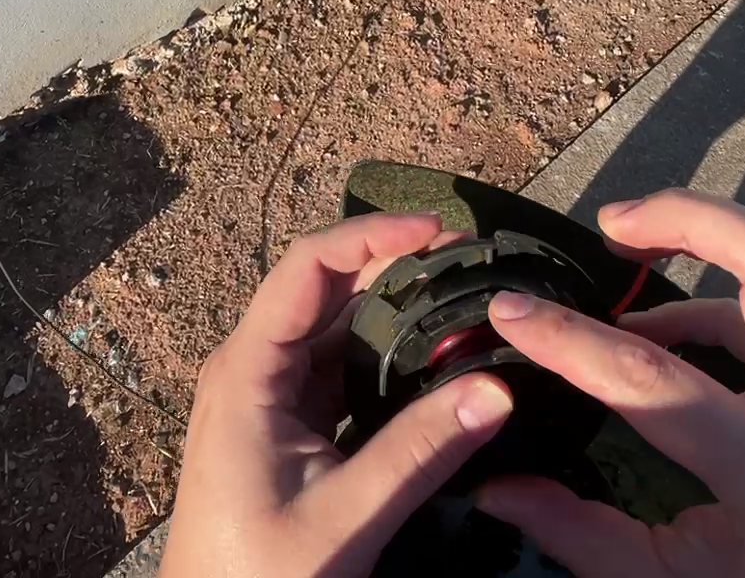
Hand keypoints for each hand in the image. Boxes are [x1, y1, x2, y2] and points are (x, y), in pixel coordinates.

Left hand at [160, 213, 514, 577]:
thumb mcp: (344, 518)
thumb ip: (420, 452)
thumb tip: (497, 388)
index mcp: (248, 368)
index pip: (307, 267)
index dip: (370, 235)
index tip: (432, 227)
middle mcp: (255, 362)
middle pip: (326, 286)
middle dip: (393, 262)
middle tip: (462, 257)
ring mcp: (271, 388)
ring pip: (336, 323)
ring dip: (394, 305)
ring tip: (456, 292)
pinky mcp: (289, 415)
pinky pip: (340, 362)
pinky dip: (385, 349)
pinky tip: (429, 349)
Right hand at [476, 190, 744, 577]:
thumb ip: (580, 534)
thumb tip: (495, 488)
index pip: (657, 382)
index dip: (571, 339)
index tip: (511, 310)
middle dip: (685, 216)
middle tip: (609, 222)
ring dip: (698, 238)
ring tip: (622, 255)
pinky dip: (707, 297)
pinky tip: (659, 327)